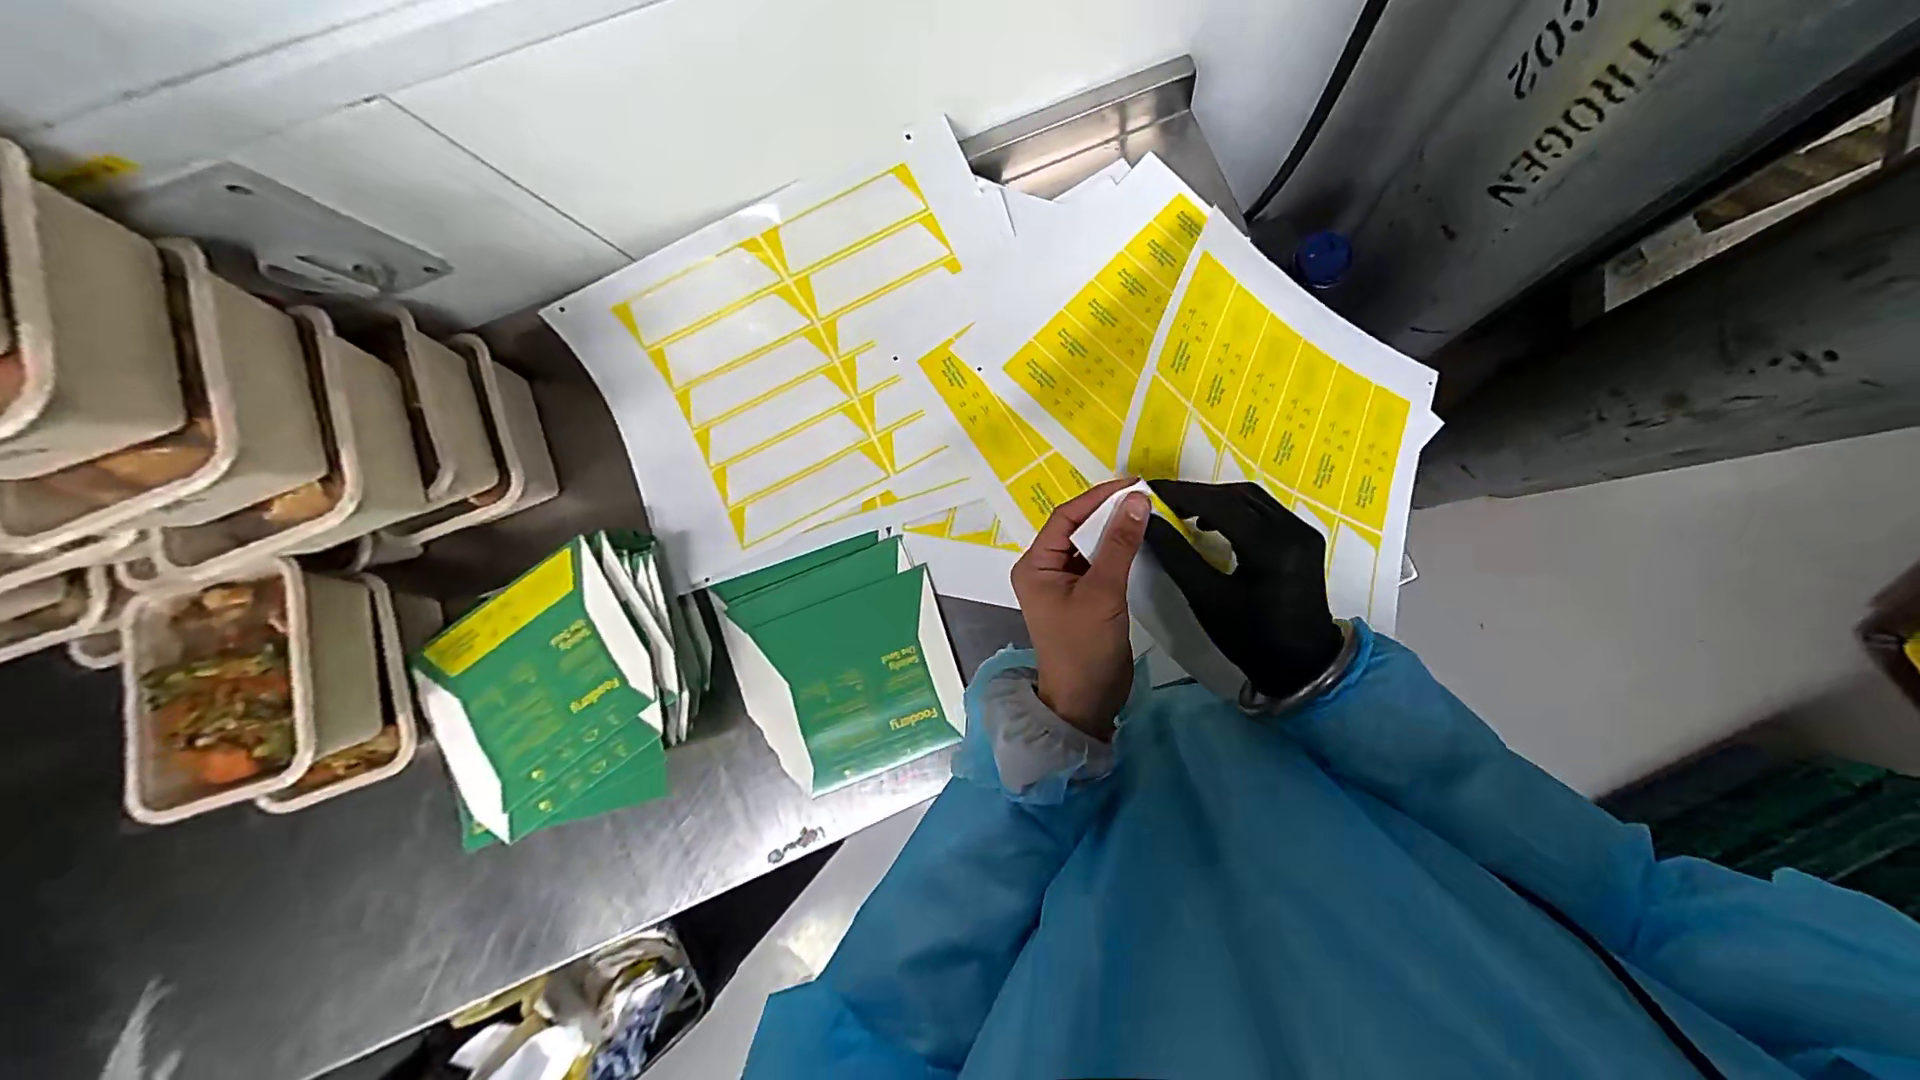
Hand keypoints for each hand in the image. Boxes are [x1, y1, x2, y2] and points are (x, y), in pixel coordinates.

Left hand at [1011, 478, 1148, 739]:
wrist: (1086, 701)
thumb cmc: (1084, 647)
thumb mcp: (1102, 591)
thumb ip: (1119, 544)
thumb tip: (1136, 500)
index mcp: (1035, 564)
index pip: (1065, 517)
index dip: (1097, 498)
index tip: (1132, 484)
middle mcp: (1044, 570)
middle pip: (1076, 529)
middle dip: (1107, 513)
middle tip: (1144, 497)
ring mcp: (1064, 585)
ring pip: (1089, 546)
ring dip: (1114, 532)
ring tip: (1147, 514)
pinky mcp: (1083, 598)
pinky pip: (1099, 565)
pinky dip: (1118, 553)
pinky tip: (1140, 543)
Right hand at [1144, 480, 1340, 699]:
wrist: (1301, 666)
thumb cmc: (1249, 637)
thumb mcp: (1205, 597)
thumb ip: (1175, 554)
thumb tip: (1146, 520)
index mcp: (1271, 546)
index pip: (1220, 504)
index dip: (1182, 493)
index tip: (1149, 490)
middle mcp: (1293, 529)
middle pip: (1238, 495)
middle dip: (1197, 494)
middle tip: (1163, 500)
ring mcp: (1303, 532)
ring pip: (1252, 499)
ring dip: (1216, 499)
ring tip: (1182, 510)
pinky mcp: (1304, 539)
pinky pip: (1264, 511)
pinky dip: (1234, 509)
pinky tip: (1212, 522)